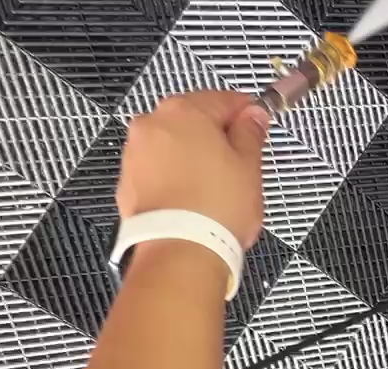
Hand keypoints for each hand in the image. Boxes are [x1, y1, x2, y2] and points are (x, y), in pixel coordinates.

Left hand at [117, 91, 269, 248]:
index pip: (223, 100)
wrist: (182, 250)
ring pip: (174, 148)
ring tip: (218, 193)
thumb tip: (253, 117)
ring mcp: (137, 153)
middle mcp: (154, 124)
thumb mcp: (250, 168)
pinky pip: (159, 174)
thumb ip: (251, 134)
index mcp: (186, 112)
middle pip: (193, 122)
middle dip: (217, 140)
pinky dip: (176, 183)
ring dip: (194, 162)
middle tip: (241, 167)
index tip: (257, 123)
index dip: (246, 113)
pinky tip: (196, 205)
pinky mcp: (130, 183)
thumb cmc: (215, 211)